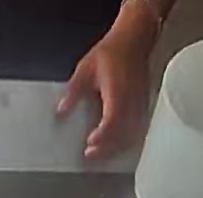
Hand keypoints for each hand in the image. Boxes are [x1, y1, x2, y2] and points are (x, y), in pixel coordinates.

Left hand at [56, 0, 161, 160]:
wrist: (134, 39)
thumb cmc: (111, 53)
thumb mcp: (86, 68)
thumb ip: (73, 91)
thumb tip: (60, 110)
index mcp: (118, 90)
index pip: (113, 119)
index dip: (102, 135)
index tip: (89, 143)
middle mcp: (131, 100)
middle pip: (122, 133)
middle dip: (105, 147)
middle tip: (89, 154)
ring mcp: (139, 105)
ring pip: (130, 135)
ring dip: (115, 148)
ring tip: (98, 153)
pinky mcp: (142, 108)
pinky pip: (136, 130)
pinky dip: (124, 142)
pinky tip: (112, 147)